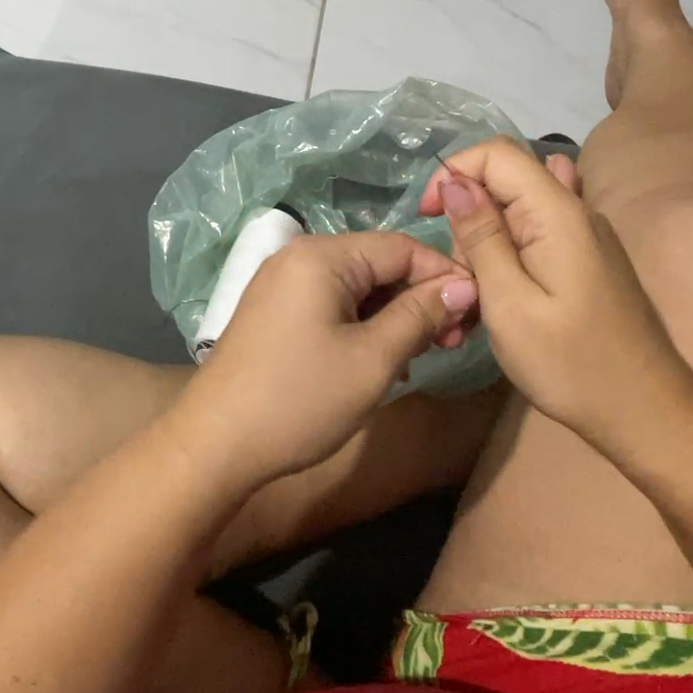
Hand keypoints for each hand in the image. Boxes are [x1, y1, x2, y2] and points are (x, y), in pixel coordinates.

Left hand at [166, 232, 478, 486]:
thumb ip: (420, 315)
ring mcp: (281, 284)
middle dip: (419, 299)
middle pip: (378, 264)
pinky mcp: (274, 312)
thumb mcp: (373, 360)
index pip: (401, 247)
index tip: (477, 314)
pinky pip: (332, 305)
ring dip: (393, 317)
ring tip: (421, 357)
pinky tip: (381, 361)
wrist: (215, 445)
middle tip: (453, 344)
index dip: (445, 276)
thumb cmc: (300, 399)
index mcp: (321, 255)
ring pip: (357, 288)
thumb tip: (464, 285)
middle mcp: (299, 257)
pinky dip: (362, 326)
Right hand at [419, 136, 692, 445]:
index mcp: (558, 213)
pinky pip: (536, 232)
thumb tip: (455, 182)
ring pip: (516, 207)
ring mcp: (586, 233)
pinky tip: (505, 281)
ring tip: (481, 293)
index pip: (496, 153)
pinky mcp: (587, 257)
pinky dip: (509, 250)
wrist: (646, 411)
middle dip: (467, 214)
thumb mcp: (510, 304)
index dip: (453, 173)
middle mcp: (576, 210)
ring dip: (485, 239)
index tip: (428, 218)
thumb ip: (481, 238)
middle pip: (505, 179)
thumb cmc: (572, 365)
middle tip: (459, 276)